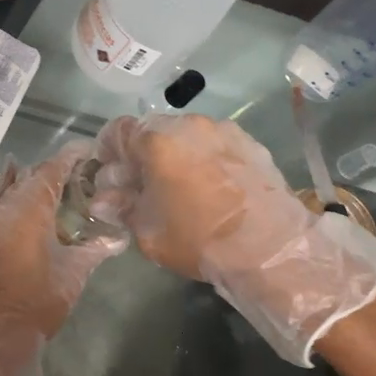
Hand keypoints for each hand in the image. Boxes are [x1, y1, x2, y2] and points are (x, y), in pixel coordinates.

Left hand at [0, 143, 125, 375]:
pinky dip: (11, 197)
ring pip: (10, 189)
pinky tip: (21, 199)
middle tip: (79, 174)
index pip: (51, 171)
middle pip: (29, 177)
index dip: (70, 158)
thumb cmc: (35, 302)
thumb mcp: (73, 275)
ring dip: (30, 183)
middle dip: (52, 172)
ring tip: (55, 185)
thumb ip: (95, 249)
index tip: (88, 151)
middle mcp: (3, 207)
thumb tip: (119, 236)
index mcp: (27, 209)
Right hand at [93, 114, 375, 365]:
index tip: (110, 175)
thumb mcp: (149, 233)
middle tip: (142, 185)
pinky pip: (216, 145)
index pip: (118, 131)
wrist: (271, 249)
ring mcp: (225, 132)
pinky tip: (210, 188)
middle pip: (153, 131)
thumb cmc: (200, 241)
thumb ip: (122, 209)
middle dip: (142, 155)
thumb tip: (104, 200)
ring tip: (179, 188)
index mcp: (158, 142)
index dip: (108, 151)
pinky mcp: (252, 144)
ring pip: (187, 137)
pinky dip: (205, 160)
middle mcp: (190, 125)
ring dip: (175, 156)